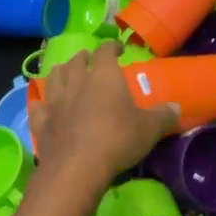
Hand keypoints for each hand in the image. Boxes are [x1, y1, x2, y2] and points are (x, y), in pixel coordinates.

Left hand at [31, 41, 178, 188]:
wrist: (77, 168)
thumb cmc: (117, 140)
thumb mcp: (150, 128)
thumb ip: (164, 115)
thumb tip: (177, 107)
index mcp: (104, 76)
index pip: (105, 51)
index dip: (112, 47)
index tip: (119, 49)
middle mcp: (77, 82)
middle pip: (76, 61)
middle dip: (83, 58)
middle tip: (90, 61)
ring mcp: (56, 102)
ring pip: (54, 78)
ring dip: (61, 73)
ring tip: (66, 74)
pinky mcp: (42, 123)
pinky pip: (38, 107)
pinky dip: (40, 103)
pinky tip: (41, 103)